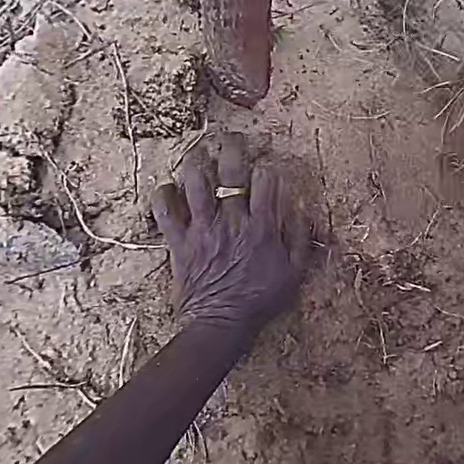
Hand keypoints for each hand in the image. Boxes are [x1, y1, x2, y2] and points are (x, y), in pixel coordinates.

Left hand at [150, 132, 310, 333]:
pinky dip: (164, 195)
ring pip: (194, 182)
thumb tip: (299, 208)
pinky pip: (164, 210)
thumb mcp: (295, 273)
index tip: (265, 175)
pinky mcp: (179, 241)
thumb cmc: (261, 299)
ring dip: (195, 164)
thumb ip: (299, 237)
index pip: (266, 181)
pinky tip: (169, 190)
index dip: (267, 171)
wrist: (222, 323)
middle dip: (232, 148)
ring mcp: (203, 228)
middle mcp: (231, 221)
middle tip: (232, 139)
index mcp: (261, 227)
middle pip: (230, 171)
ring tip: (198, 157)